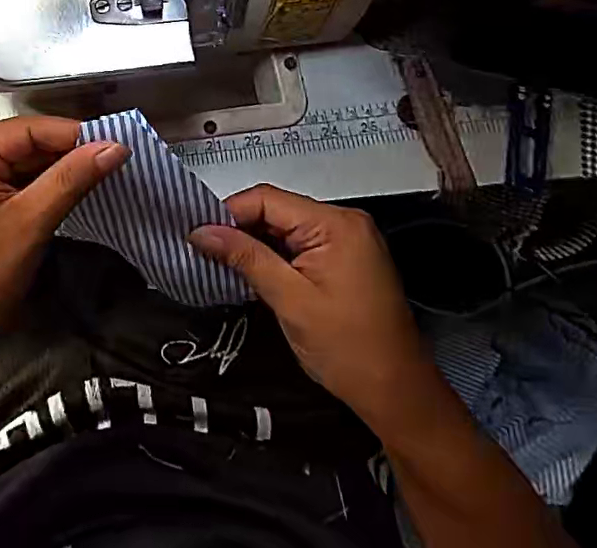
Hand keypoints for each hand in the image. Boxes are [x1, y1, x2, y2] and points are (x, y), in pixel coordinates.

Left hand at [0, 116, 128, 379]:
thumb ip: (72, 179)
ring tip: (96, 175)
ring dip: (52, 172)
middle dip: (66, 154)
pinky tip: (63, 192)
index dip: (74, 134)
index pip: (27, 129)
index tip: (116, 142)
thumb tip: (113, 147)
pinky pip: (4, 180)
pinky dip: (33, 188)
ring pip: (15, 162)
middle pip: (21, 143)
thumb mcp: (29, 224)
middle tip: (112, 161)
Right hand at [189, 185, 426, 422]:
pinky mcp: (346, 257)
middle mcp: (344, 221)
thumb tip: (200, 231)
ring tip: (222, 263)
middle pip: (276, 210)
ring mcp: (348, 239)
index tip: (197, 235)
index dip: (228, 213)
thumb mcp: (289, 300)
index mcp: (335, 224)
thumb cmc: (346, 349)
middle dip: (240, 229)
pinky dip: (275, 256)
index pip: (267, 199)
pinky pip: (300, 243)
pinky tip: (253, 272)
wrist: (399, 396)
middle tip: (205, 252)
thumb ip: (245, 257)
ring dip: (255, 244)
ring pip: (285, 227)